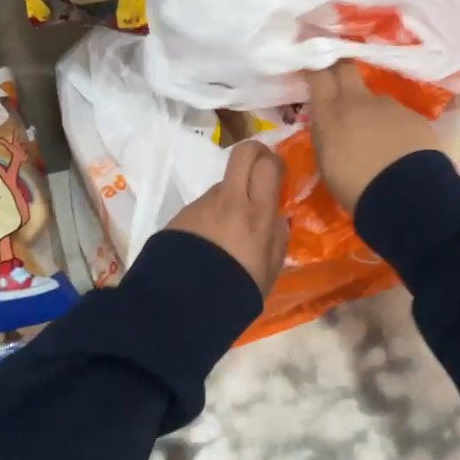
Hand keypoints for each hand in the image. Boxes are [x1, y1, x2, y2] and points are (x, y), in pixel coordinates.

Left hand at [166, 141, 287, 296]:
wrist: (181, 306)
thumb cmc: (236, 292)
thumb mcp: (269, 272)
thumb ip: (278, 239)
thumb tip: (278, 217)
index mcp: (257, 214)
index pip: (268, 165)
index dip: (275, 162)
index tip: (278, 173)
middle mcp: (229, 200)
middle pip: (243, 153)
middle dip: (255, 153)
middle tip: (260, 170)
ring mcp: (202, 205)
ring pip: (222, 185)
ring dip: (231, 197)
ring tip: (228, 234)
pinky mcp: (181, 216)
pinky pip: (203, 207)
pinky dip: (210, 218)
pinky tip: (207, 246)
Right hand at [305, 62, 439, 214]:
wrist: (406, 195)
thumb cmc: (356, 187)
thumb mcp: (327, 164)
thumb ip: (327, 136)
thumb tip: (330, 125)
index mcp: (331, 114)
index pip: (319, 75)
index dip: (317, 69)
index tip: (315, 72)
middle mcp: (358, 101)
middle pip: (346, 68)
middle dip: (341, 71)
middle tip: (340, 82)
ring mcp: (389, 106)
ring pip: (375, 99)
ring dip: (373, 112)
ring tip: (379, 140)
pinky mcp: (414, 116)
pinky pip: (399, 116)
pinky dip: (396, 128)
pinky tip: (401, 149)